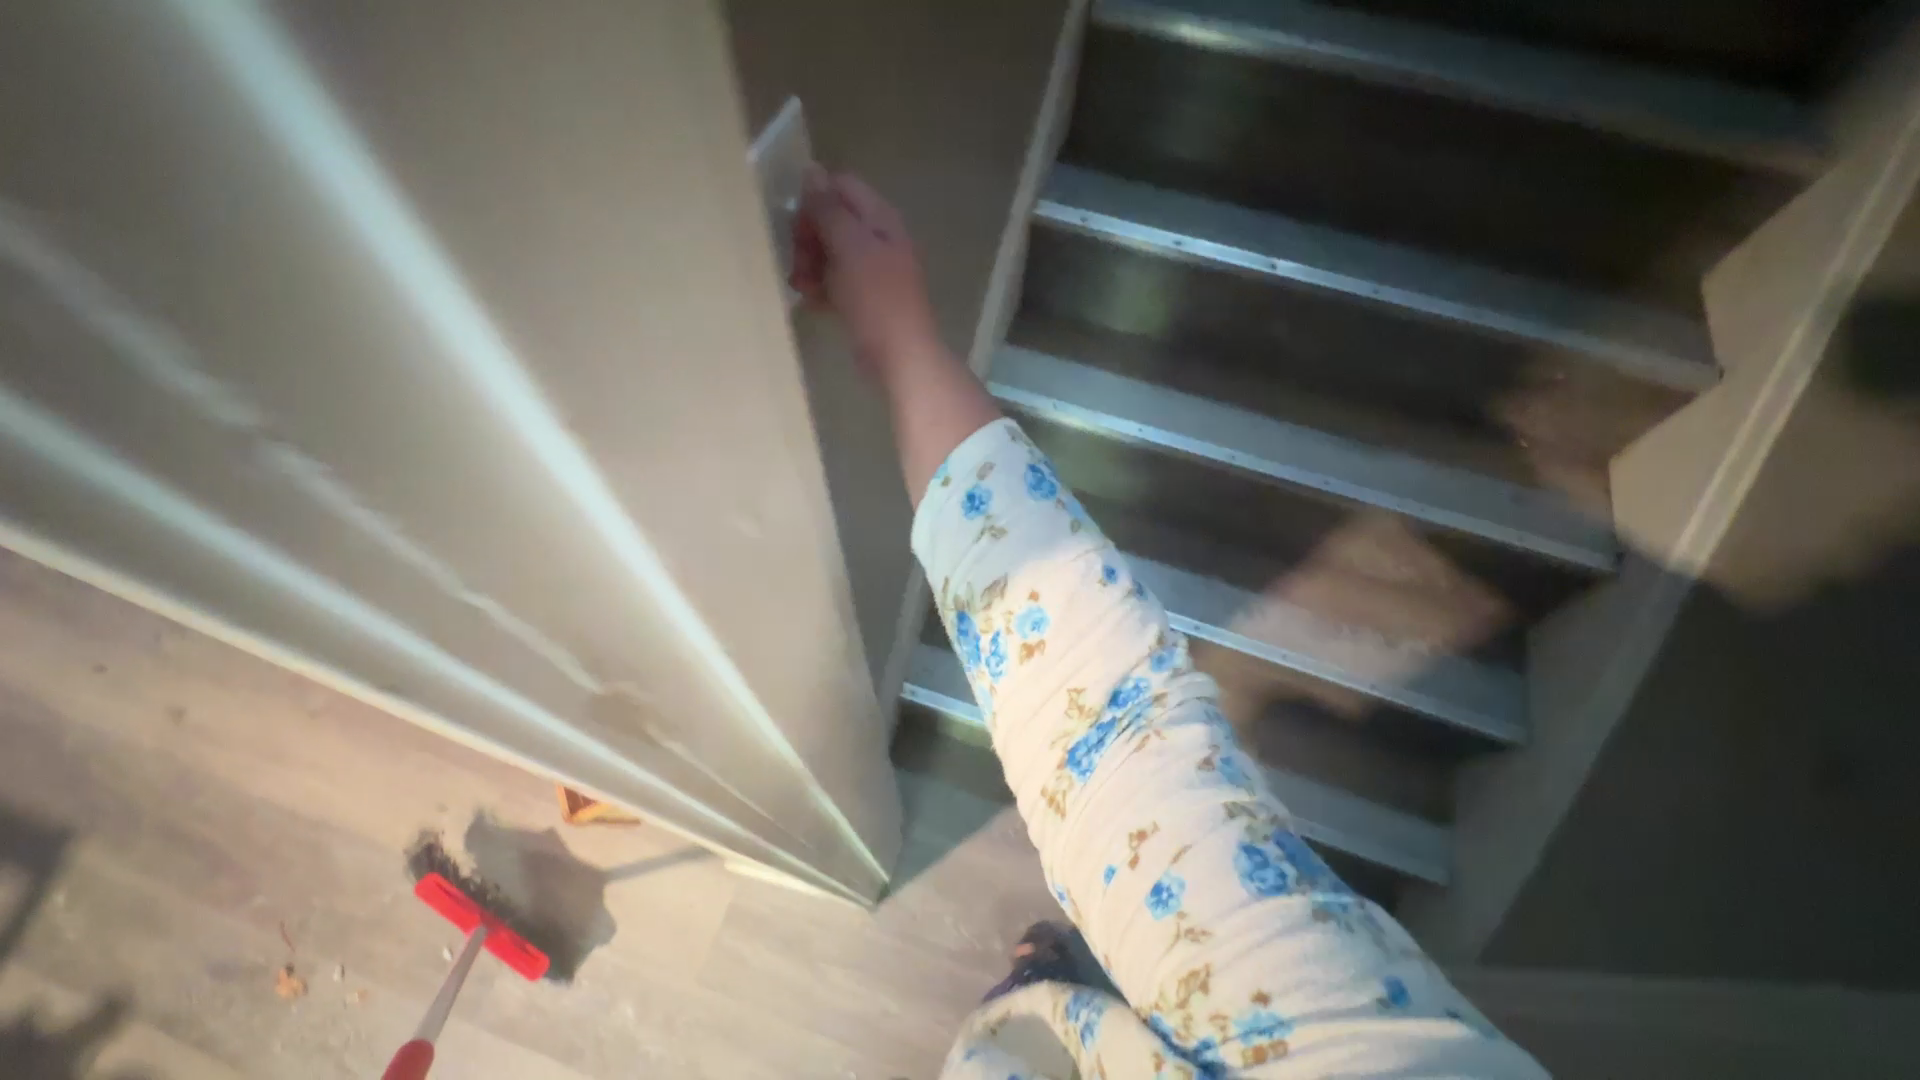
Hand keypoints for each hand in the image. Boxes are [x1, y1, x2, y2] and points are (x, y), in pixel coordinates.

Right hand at [791, 167, 941, 381]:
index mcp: (880, 219)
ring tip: (801, 286)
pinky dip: (821, 287)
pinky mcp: (864, 299)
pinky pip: (835, 282)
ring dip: (810, 265)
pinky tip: (811, 302)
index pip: (841, 187)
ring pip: (830, 253)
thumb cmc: (877, 299)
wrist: (901, 357)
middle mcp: (878, 239)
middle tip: (798, 262)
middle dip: (808, 237)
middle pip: (832, 220)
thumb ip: (829, 209)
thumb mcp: (850, 247)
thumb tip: (812, 171)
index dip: (815, 200)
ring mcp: (872, 270)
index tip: (797, 224)